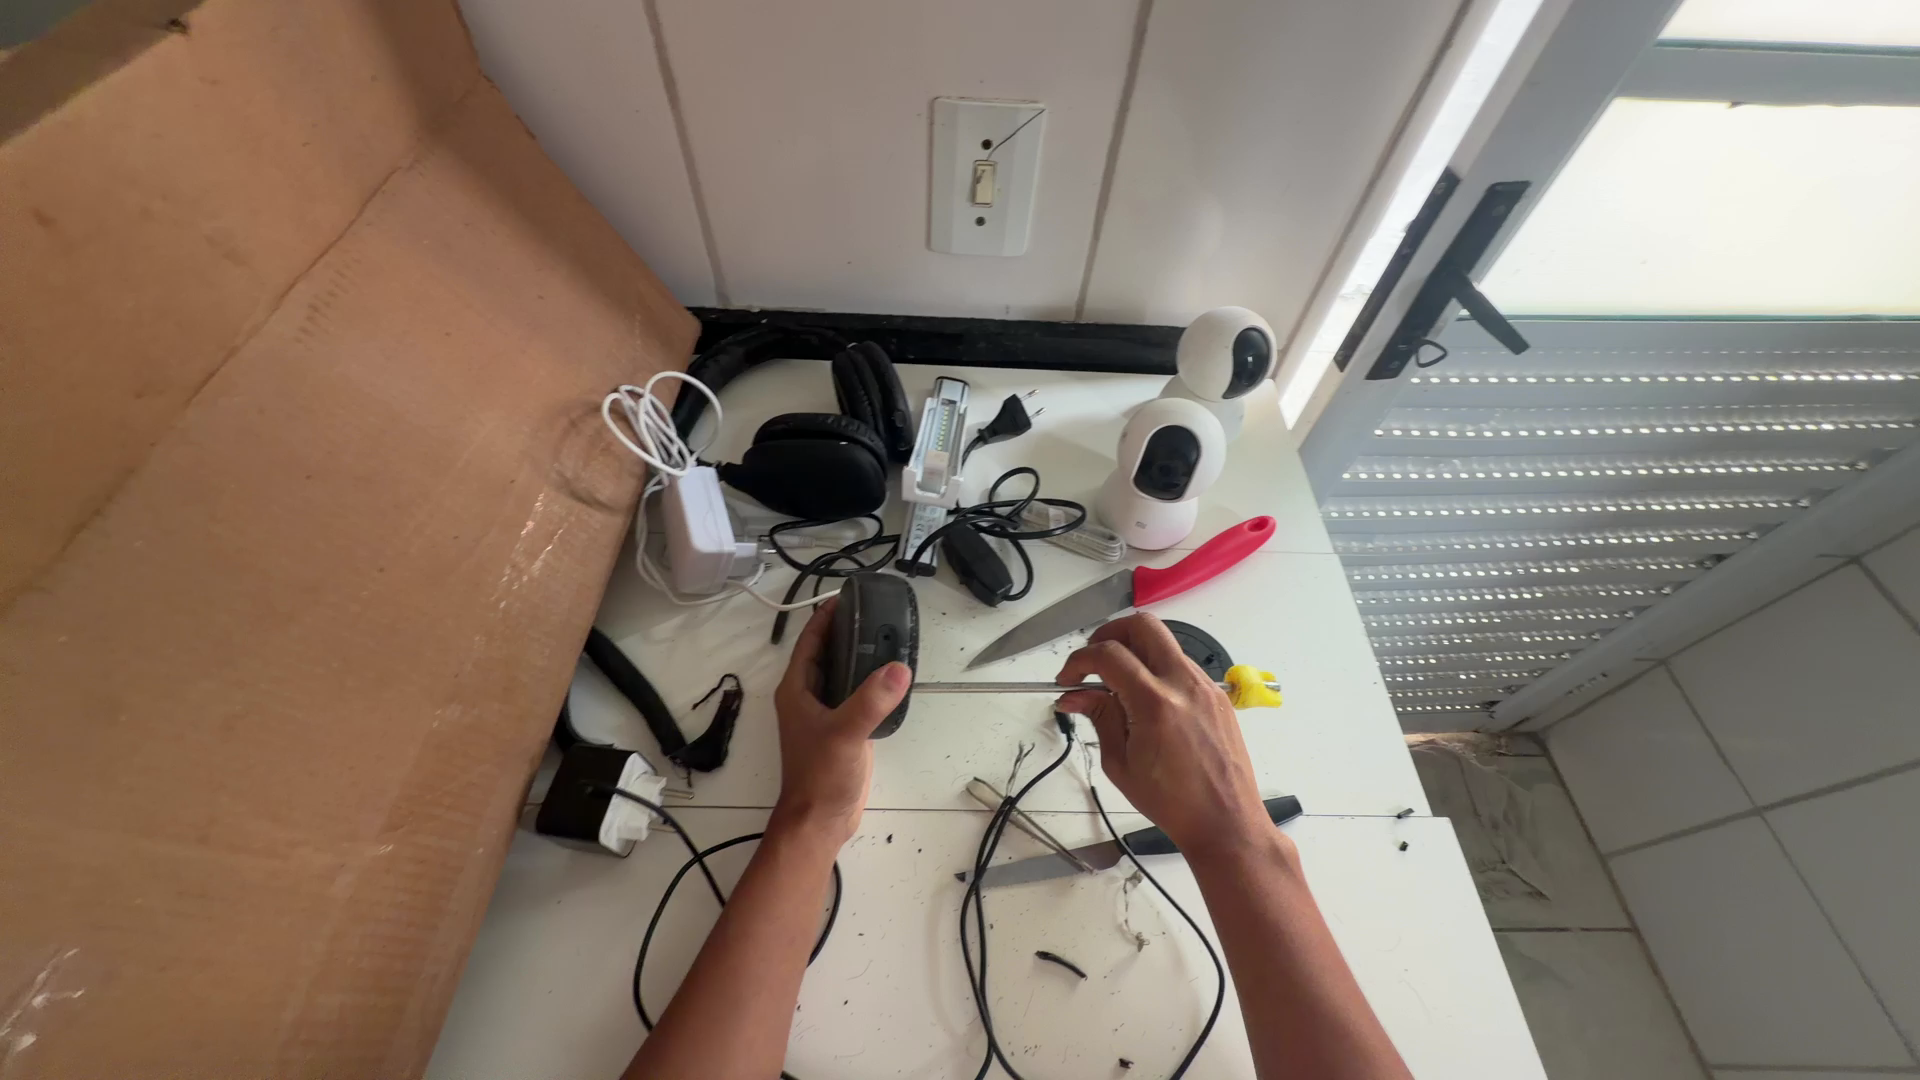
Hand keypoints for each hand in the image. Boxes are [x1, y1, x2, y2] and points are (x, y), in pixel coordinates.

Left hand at [770, 598, 911, 843]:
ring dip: (859, 657)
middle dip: (846, 632)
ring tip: (887, 637)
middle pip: (825, 654)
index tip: (846, 596)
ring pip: (841, 675)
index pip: (809, 643)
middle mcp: (808, 698)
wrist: (820, 821)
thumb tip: (900, 668)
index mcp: (797, 691)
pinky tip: (891, 678)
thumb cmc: (821, 775)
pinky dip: (869, 682)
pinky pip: (854, 695)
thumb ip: (871, 700)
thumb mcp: (845, 733)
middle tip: (875, 612)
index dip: (824, 618)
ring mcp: (825, 715)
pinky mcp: (842, 730)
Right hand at [1055, 613, 1272, 859]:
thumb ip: (1099, 717)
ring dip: (1134, 651)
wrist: (1226, 822)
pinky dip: (1156, 669)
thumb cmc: (1170, 802)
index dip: (1078, 661)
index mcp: (1155, 703)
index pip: (1108, 655)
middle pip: (1142, 625)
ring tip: (1117, 685)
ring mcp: (1205, 686)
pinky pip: (1181, 665)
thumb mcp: (1120, 763)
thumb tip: (1073, 696)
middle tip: (1093, 662)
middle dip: (1108, 634)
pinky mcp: (1217, 695)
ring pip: (1163, 642)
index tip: (1067, 680)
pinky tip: (1146, 700)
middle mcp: (1183, 684)